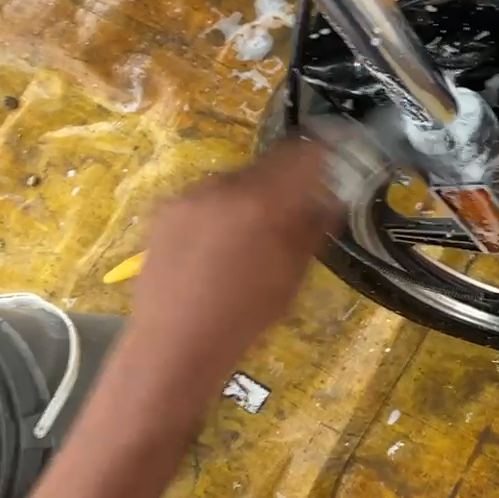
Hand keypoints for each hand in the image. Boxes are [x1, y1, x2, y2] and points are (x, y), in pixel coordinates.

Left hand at [124, 141, 341, 379]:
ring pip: (235, 182)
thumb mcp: (294, 272)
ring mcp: (190, 195)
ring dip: (249, 198)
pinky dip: (218, 211)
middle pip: (268, 167)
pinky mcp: (165, 209)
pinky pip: (205, 197)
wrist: (175, 343)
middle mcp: (225, 186)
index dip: (323, 154)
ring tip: (248, 237)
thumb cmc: (247, 313)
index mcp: (265, 201)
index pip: (303, 154)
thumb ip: (314, 226)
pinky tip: (215, 245)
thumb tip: (331, 199)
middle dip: (284, 185)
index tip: (333, 165)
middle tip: (290, 216)